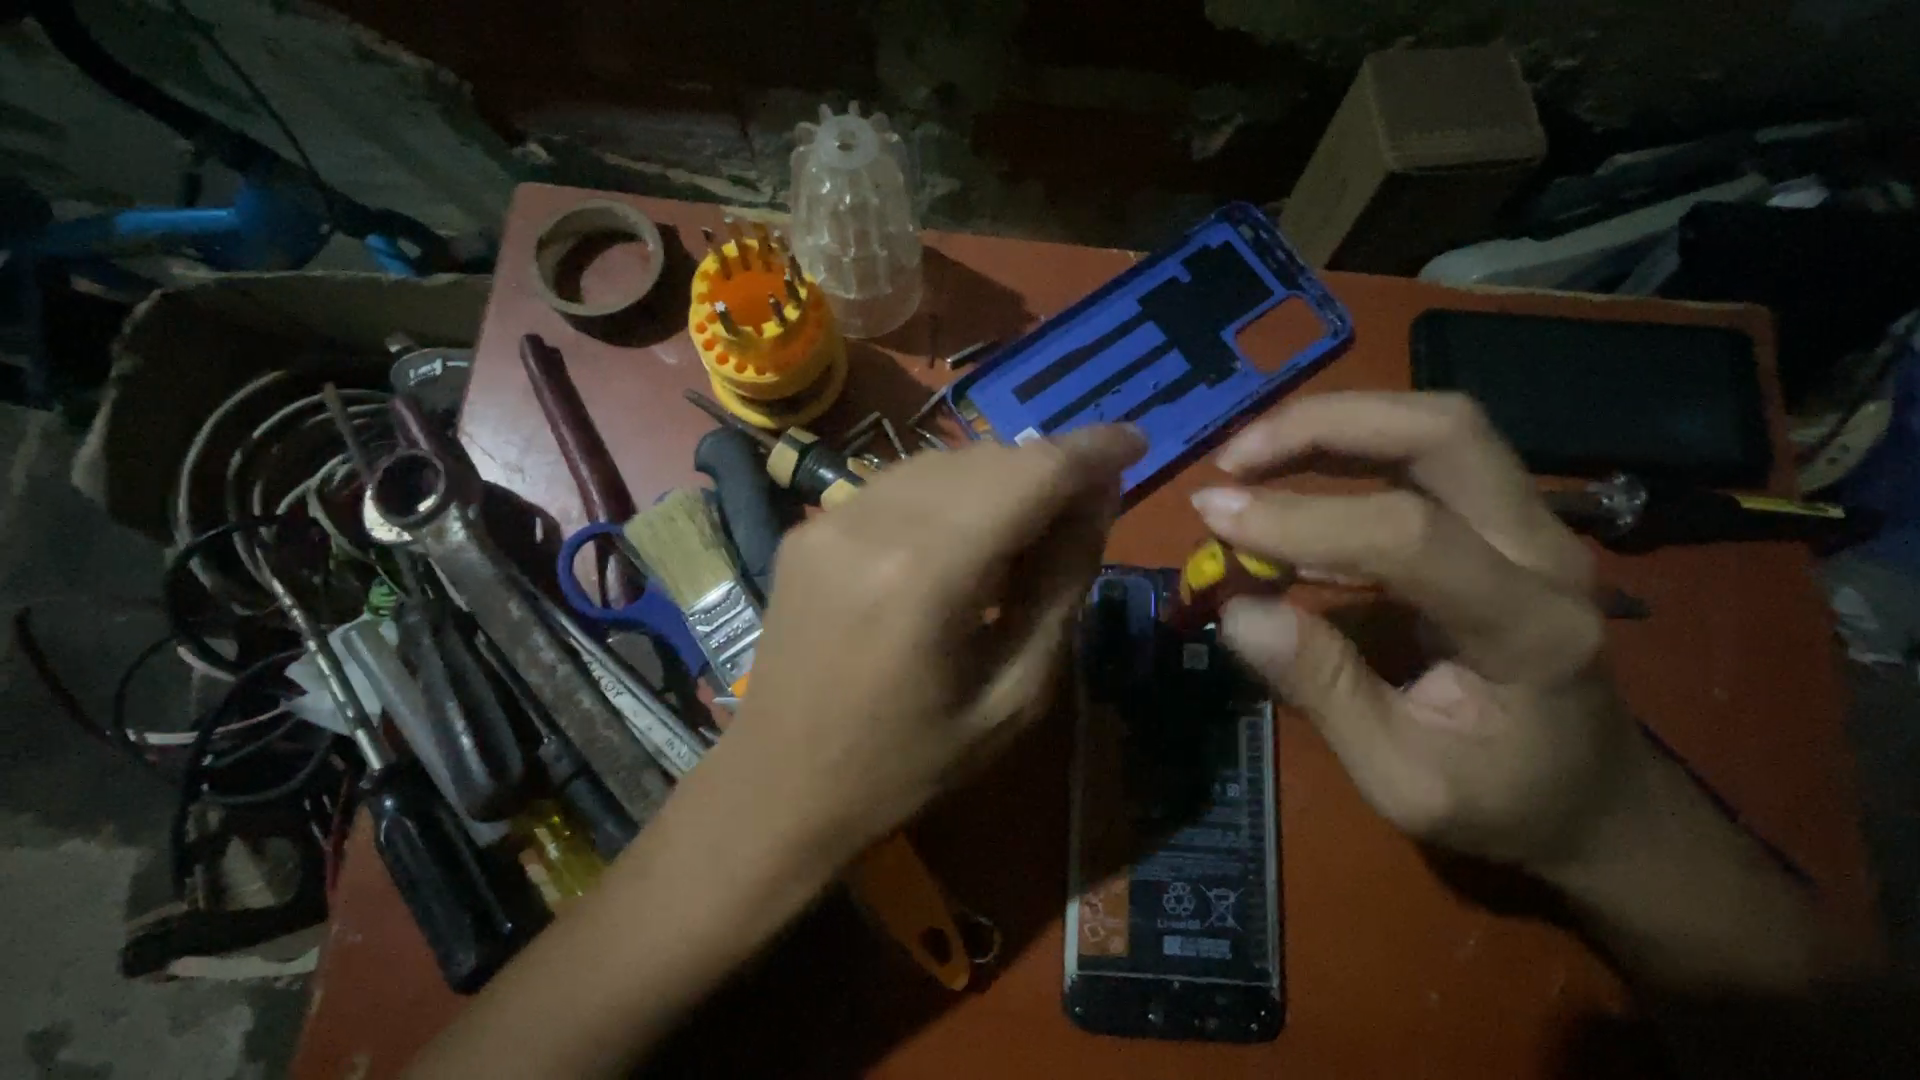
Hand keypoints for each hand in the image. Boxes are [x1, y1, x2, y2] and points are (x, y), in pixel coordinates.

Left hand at [725, 425, 1146, 859]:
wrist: (782, 786)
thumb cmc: (911, 762)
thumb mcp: (1015, 696)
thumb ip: (1061, 586)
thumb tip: (1097, 502)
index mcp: (928, 573)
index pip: (1030, 474)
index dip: (1091, 450)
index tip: (1136, 442)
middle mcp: (872, 522)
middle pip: (987, 458)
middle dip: (1048, 469)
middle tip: (1085, 511)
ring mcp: (830, 518)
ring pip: (942, 462)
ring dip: (998, 479)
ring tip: (1025, 531)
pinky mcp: (807, 527)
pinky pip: (898, 484)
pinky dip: (947, 495)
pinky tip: (960, 540)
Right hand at [1193, 392, 1653, 870]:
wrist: (1599, 802)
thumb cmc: (1503, 802)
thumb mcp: (1403, 781)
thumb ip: (1325, 691)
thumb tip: (1236, 610)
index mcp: (1527, 629)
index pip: (1408, 536)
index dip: (1300, 519)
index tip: (1212, 521)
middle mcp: (1545, 552)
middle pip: (1444, 431)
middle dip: (1325, 425)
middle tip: (1233, 458)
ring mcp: (1534, 529)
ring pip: (1438, 425)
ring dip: (1334, 424)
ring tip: (1248, 457)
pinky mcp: (1506, 525)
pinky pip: (1426, 458)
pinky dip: (1348, 451)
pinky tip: (1289, 483)